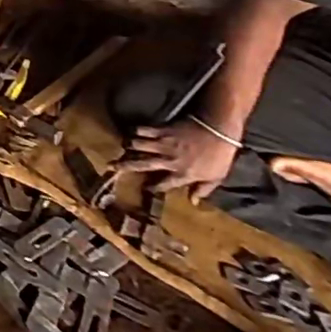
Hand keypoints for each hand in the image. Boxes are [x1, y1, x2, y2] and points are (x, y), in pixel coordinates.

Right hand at [123, 120, 239, 201]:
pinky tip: (131, 131)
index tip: (145, 188)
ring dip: (128, 145)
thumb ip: (202, 190)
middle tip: (110, 166)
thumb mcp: (216, 178)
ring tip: (122, 146)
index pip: (162, 184)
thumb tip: (193, 202)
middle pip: (142, 164)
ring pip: (138, 145)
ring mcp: (164, 144)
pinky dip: (136, 130)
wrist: (218, 130)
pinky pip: (144, 130)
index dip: (152, 187)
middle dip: (125, 165)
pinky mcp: (163, 130)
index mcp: (182, 174)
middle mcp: (168, 161)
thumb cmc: (220, 156)